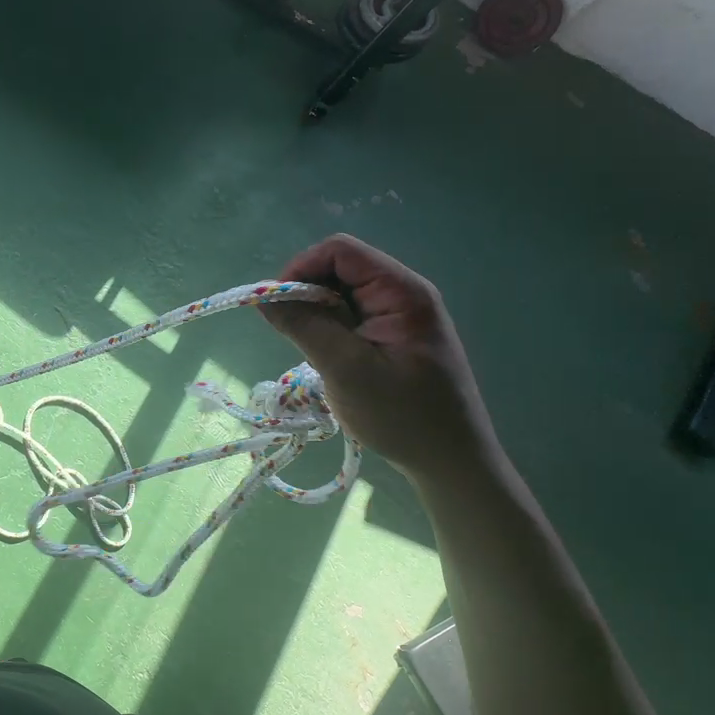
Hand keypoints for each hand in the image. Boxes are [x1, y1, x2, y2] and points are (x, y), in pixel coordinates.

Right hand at [258, 234, 504, 486]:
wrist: (452, 463)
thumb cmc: (403, 416)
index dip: (301, 269)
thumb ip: (304, 326)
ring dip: (316, 316)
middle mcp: (402, 293)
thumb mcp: (346, 369)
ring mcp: (399, 315)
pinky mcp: (392, 335)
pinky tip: (330, 360)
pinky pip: (348, 316)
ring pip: (339, 293)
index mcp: (402, 292)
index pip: (339, 251)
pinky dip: (328, 331)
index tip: (279, 306)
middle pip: (337, 268)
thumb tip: (263, 296)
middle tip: (294, 334)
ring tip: (316, 353)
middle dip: (307, 294)